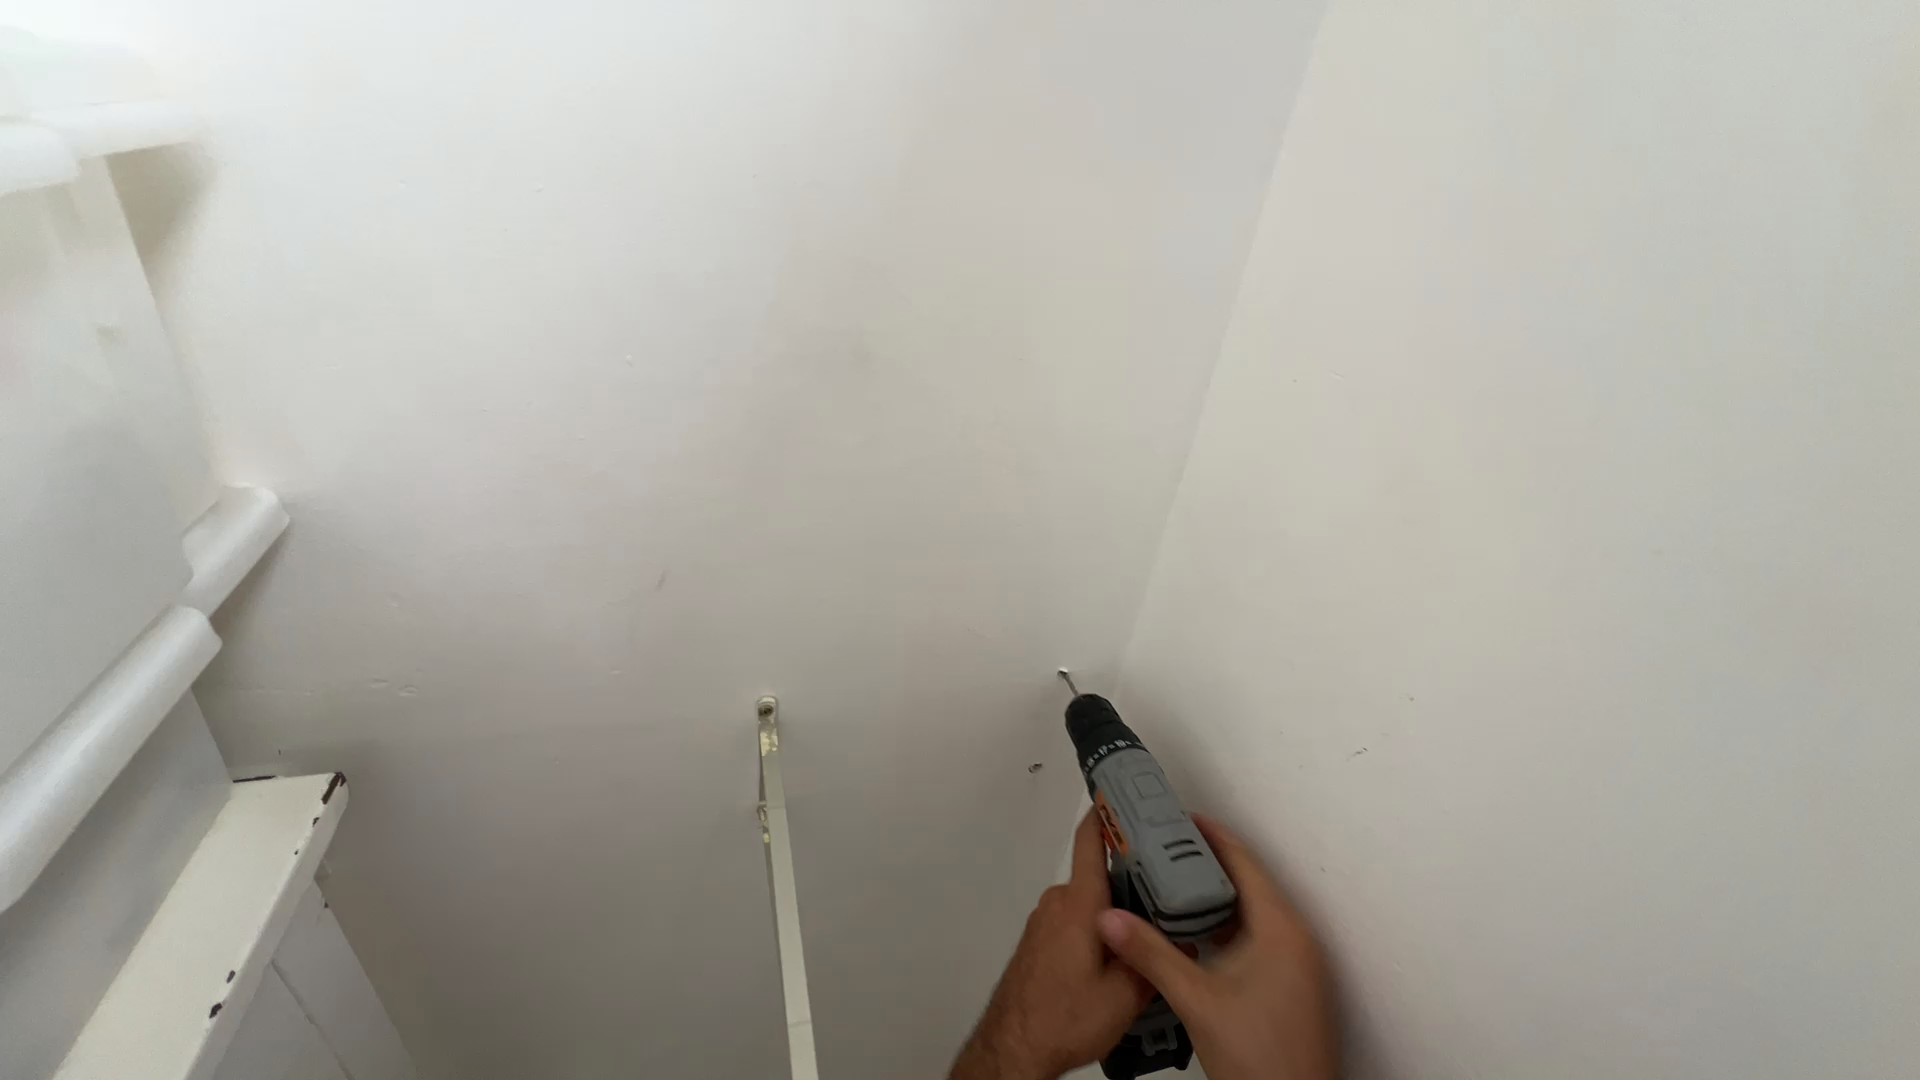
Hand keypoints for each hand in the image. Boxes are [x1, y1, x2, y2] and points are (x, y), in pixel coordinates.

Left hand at [950, 809, 1154, 1079]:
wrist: (1014, 1046)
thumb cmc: (1066, 1016)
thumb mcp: (1125, 996)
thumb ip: (1155, 963)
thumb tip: (1184, 944)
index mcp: (1079, 902)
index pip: (1090, 841)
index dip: (1104, 814)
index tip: (1118, 794)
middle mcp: (1058, 901)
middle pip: (1097, 876)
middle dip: (1128, 884)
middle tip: (1163, 896)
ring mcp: (1044, 919)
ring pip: (1086, 902)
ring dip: (1109, 913)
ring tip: (1141, 940)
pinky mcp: (1038, 939)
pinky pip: (1071, 920)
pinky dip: (1091, 928)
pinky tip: (1109, 960)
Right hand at [1097, 815, 1337, 1079]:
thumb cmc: (1259, 1058)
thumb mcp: (1195, 999)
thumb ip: (1150, 953)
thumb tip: (1108, 918)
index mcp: (1280, 928)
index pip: (1242, 860)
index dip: (1209, 834)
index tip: (1178, 817)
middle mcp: (1295, 937)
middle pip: (1247, 880)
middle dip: (1205, 861)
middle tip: (1164, 845)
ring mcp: (1297, 962)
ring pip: (1251, 909)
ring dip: (1215, 892)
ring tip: (1172, 878)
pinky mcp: (1292, 983)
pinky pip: (1257, 933)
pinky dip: (1225, 921)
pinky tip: (1195, 928)